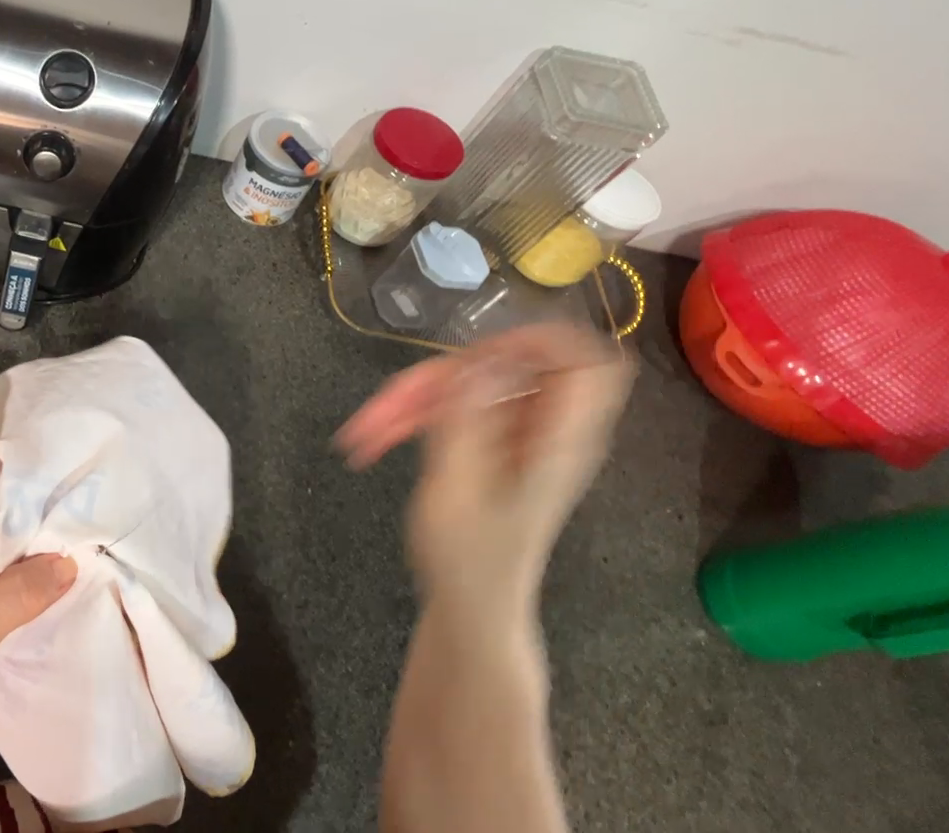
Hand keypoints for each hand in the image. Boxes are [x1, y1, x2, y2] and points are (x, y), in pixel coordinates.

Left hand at [0, 526, 77, 786]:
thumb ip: (19, 592)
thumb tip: (71, 562)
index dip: (28, 503)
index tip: (75, 500)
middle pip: (5, 539)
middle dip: (44, 542)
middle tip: (96, 532)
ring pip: (15, 576)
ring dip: (47, 578)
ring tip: (98, 563)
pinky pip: (19, 609)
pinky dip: (43, 608)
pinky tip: (81, 599)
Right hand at [335, 324, 631, 614]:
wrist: (471, 608)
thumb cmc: (469, 558)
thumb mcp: (459, 485)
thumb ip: (468, 418)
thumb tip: (480, 360)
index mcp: (559, 439)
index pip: (585, 361)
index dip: (539, 340)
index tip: (481, 353)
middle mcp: (544, 429)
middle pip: (499, 369)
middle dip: (435, 378)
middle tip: (389, 402)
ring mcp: (515, 437)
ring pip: (464, 388)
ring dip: (411, 400)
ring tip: (363, 433)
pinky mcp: (489, 446)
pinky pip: (452, 410)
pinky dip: (413, 419)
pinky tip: (373, 438)